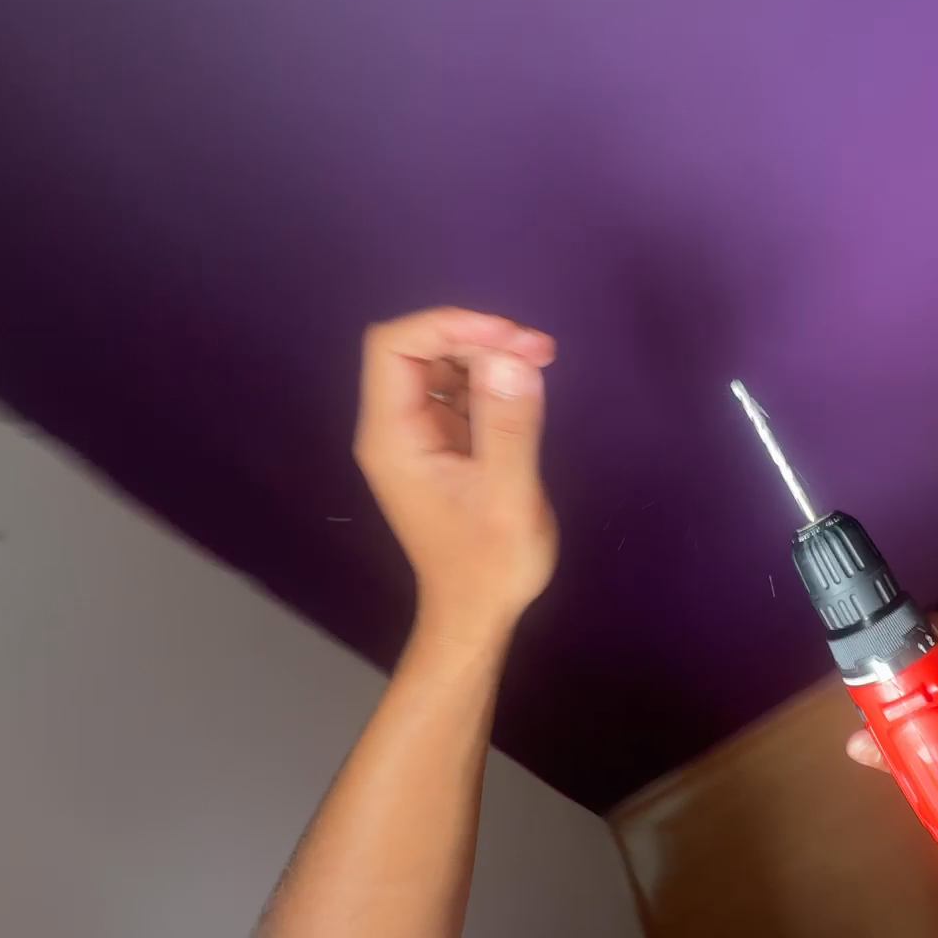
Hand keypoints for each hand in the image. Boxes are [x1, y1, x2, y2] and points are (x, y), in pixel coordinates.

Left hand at [354, 308, 558, 644]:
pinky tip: (528, 381)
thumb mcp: (509, 498)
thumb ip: (510, 427)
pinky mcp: (445, 442)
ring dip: (489, 351)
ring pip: (442, 363)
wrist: (479, 612)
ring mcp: (420, 434)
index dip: (449, 326)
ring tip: (542, 359)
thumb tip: (512, 358)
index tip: (510, 337)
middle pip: (421, 348)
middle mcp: (397, 427)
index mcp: (395, 437)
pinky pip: (461, 387)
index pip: (395, 347)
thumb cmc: (490, 565)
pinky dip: (493, 374)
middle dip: (479, 336)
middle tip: (540, 350)